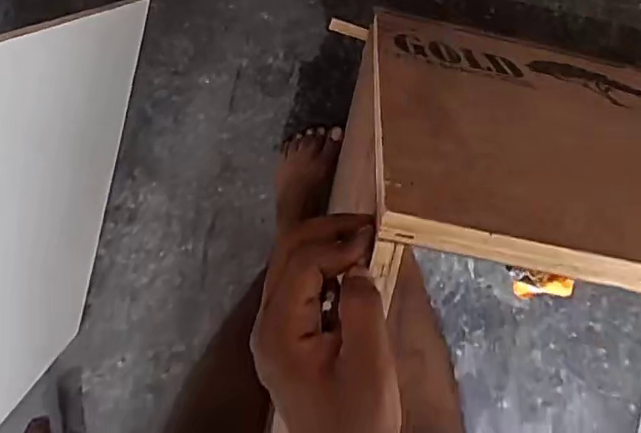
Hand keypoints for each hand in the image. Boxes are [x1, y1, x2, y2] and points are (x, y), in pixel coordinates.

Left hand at [251, 214, 398, 432]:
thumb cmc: (359, 419)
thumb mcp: (369, 364)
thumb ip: (362, 305)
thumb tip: (358, 263)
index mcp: (278, 332)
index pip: (302, 262)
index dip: (338, 242)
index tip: (374, 237)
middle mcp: (266, 324)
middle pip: (288, 253)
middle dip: (327, 231)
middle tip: (367, 226)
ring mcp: (273, 329)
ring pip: (291, 262)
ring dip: (326, 244)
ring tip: (362, 242)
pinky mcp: (287, 335)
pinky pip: (299, 283)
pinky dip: (324, 265)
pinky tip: (350, 269)